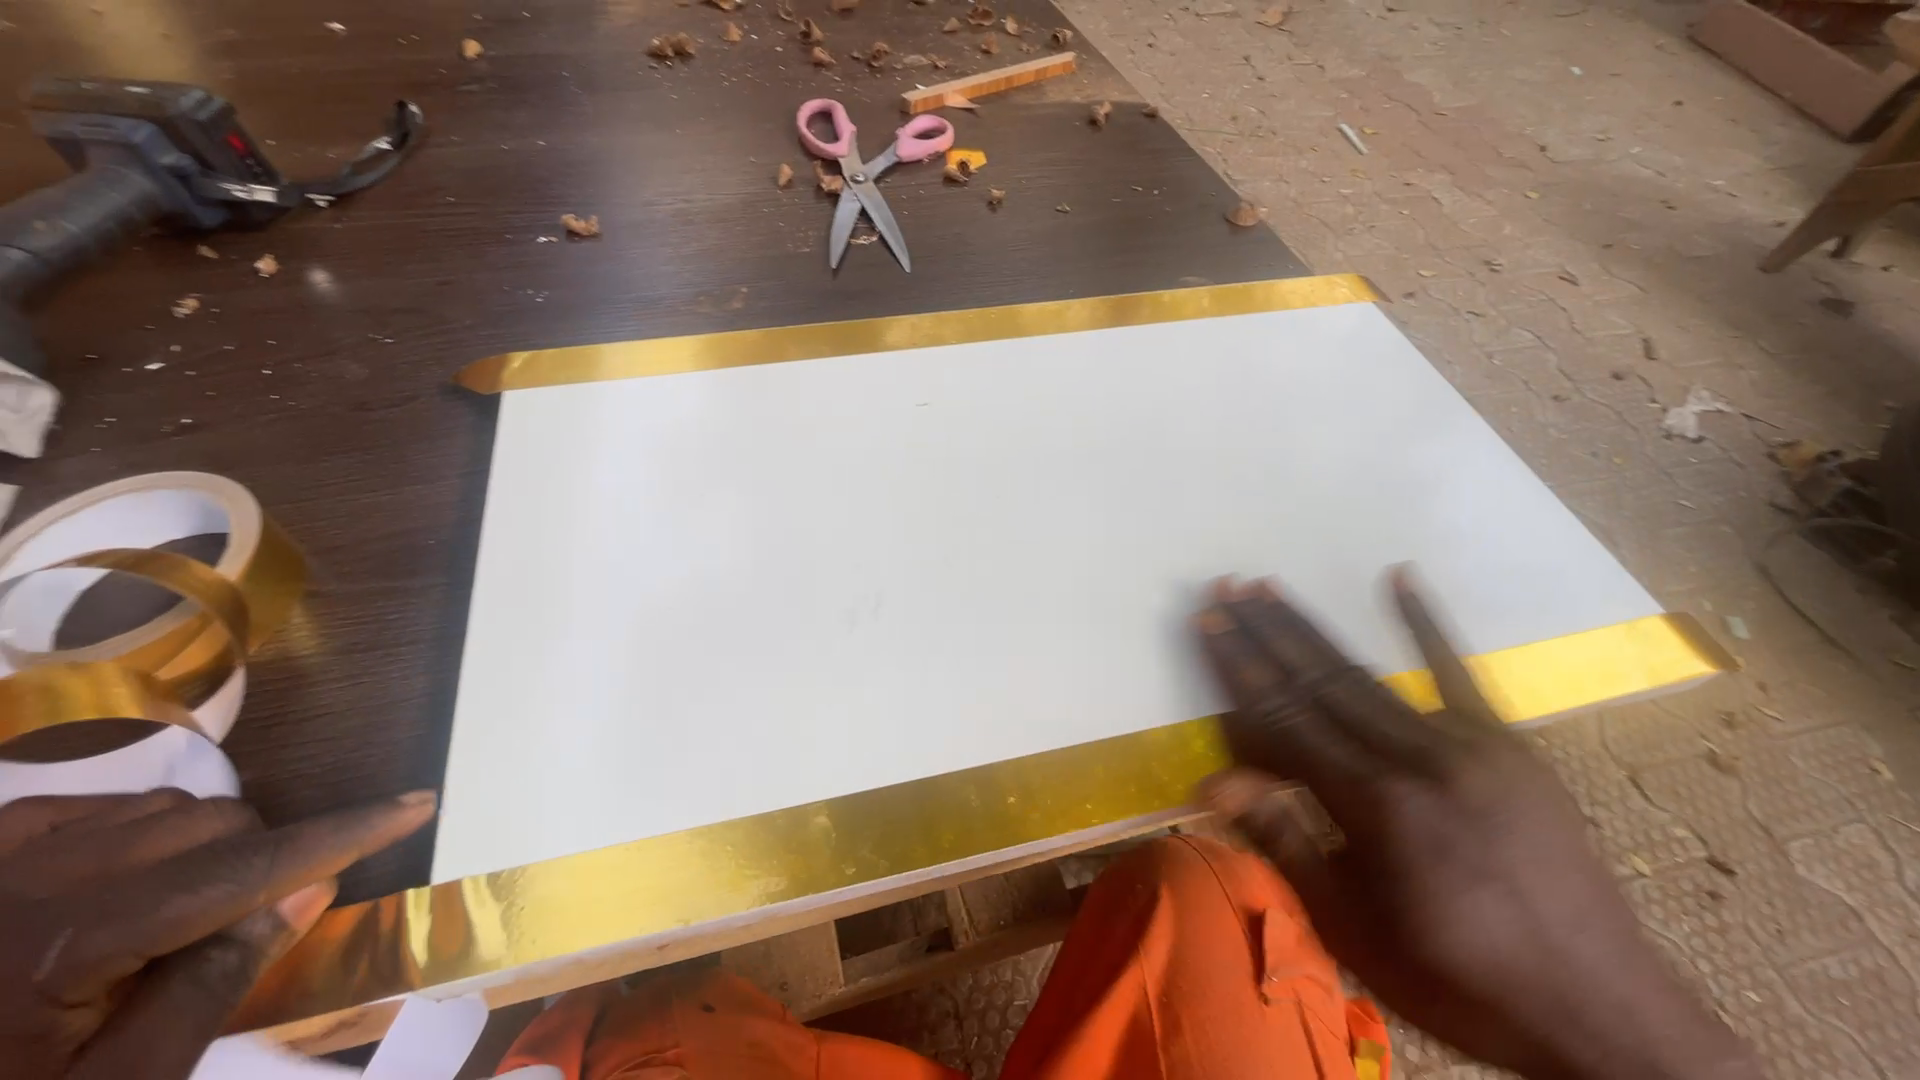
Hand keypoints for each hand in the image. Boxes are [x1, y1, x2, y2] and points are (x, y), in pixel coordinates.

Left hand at [0, 788, 436, 1079]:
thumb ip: (214, 983)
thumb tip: (311, 885)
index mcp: (59, 946)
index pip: (242, 870)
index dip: (342, 834)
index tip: (418, 803)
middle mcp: (20, 880)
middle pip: (206, 822)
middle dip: (259, 856)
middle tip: (251, 923)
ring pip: (156, 805)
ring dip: (201, 844)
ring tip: (175, 917)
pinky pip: (83, 804)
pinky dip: (133, 829)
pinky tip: (118, 878)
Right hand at [1194, 572, 1759, 1079]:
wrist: (1603, 1013)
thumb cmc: (1458, 983)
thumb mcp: (1352, 928)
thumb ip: (1284, 842)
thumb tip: (1211, 784)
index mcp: (1378, 808)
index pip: (1287, 722)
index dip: (1241, 672)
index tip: (1209, 626)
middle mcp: (1421, 760)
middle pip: (1322, 683)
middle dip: (1266, 633)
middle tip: (1225, 588)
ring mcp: (1474, 747)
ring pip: (1371, 676)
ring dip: (1314, 631)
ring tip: (1270, 590)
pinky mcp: (1511, 749)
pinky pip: (1460, 674)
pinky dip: (1426, 623)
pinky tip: (1400, 577)